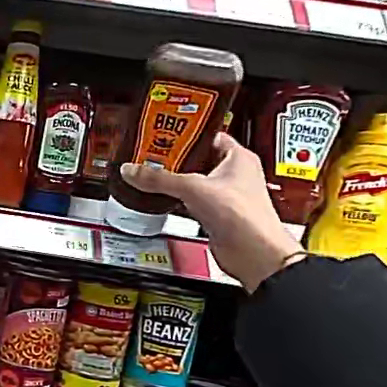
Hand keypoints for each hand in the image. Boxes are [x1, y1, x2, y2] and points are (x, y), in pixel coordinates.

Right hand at [118, 133, 304, 290]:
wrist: (253, 253)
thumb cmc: (244, 216)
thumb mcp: (192, 188)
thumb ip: (158, 179)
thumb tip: (133, 170)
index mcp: (238, 158)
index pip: (208, 136)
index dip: (186, 133)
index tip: (164, 133)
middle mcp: (234, 175)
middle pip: (197, 160)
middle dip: (174, 159)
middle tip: (151, 155)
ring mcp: (225, 196)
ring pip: (194, 182)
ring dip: (175, 182)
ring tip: (152, 176)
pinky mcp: (216, 216)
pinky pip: (191, 202)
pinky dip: (177, 201)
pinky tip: (162, 200)